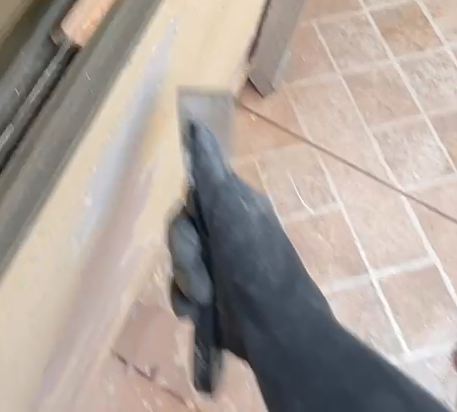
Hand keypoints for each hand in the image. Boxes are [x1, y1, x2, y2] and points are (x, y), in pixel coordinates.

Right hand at [168, 120, 330, 387]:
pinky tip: (195, 311)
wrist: (278, 331)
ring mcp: (218, 265)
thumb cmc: (258, 264)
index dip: (187, 209)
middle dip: (184, 252)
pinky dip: (184, 300)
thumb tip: (198, 125)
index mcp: (235, 206)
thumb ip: (211, 172)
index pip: (195, 192)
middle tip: (199, 273)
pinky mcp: (210, 298)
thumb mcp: (232, 210)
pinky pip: (180, 288)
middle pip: (181, 227)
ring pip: (178, 259)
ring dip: (185, 279)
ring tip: (202, 298)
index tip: (191, 220)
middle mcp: (225, 232)